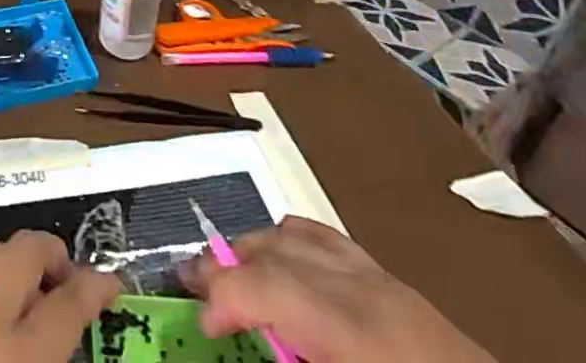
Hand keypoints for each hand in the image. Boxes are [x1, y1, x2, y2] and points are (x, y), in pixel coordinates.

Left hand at [0, 229, 120, 362]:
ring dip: (18, 261)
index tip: (111, 285)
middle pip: (26, 251)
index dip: (96, 288)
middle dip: (55, 256)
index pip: (68, 304)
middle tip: (68, 287)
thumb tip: (70, 329)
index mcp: (19, 356)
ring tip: (32, 295)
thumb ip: (56, 353)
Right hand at [182, 216, 496, 362]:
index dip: (224, 297)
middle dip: (224, 266)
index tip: (205, 327)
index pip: (270, 285)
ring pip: (295, 236)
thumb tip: (250, 339)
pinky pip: (326, 239)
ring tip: (225, 277)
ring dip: (250, 250)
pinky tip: (276, 263)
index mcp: (358, 334)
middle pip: (274, 251)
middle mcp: (367, 292)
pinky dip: (287, 242)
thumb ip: (291, 359)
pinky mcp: (392, 282)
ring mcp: (382, 279)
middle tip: (193, 292)